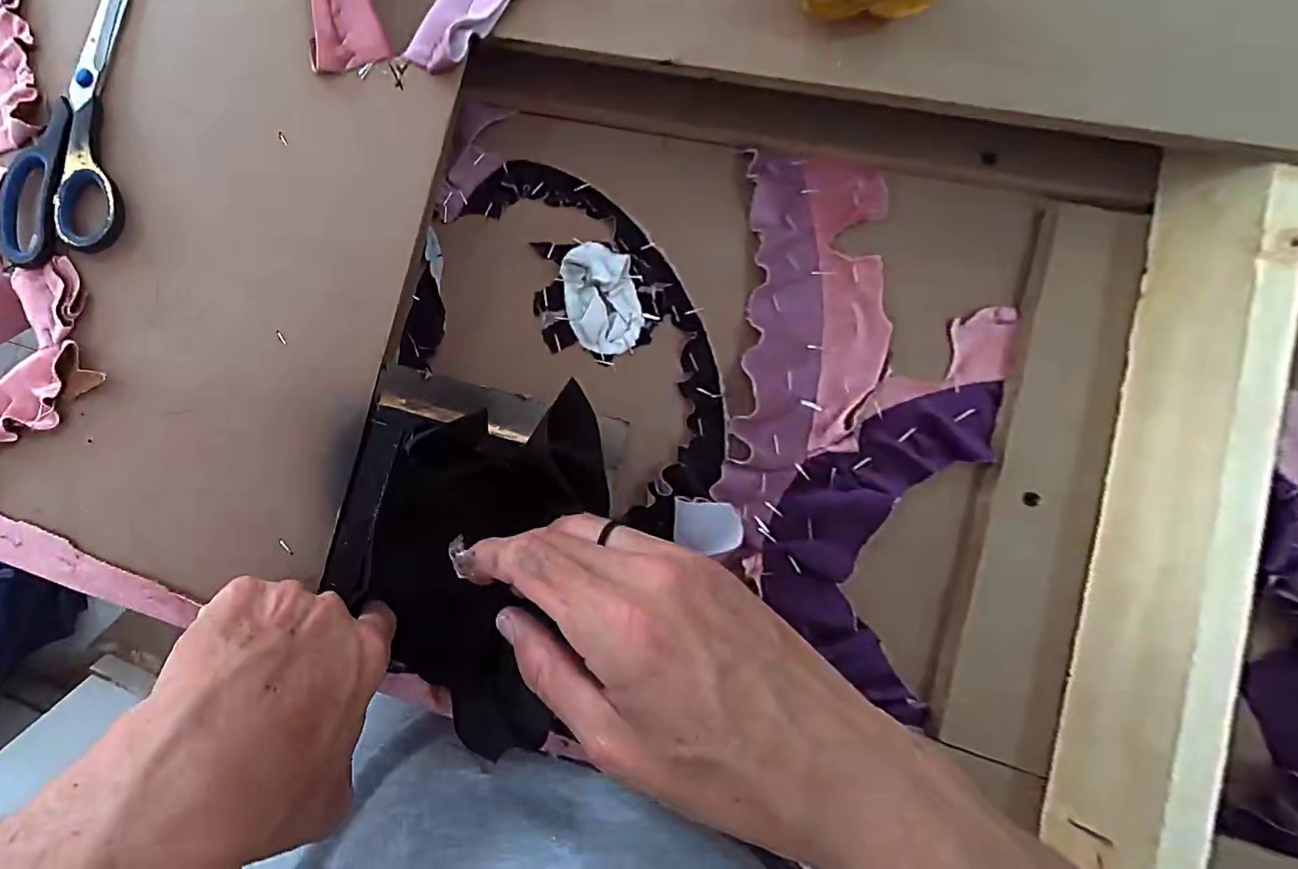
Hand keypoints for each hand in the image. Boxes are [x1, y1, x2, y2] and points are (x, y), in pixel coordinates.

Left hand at [0, 578, 393, 868]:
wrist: (183, 781)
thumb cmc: (263, 794)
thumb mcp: (332, 793)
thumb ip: (345, 738)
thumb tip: (330, 732)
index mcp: (364, 655)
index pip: (378, 624)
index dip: (358, 642)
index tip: (339, 658)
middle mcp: (330, 615)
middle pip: (325, 617)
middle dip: (308, 643)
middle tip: (278, 684)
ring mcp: (281, 598)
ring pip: (282, 607)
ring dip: (268, 632)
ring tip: (235, 676)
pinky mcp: (235, 594)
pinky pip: (243, 602)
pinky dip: (231, 624)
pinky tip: (214, 662)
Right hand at [458, 515, 1062, 868]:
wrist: (829, 759)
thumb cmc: (714, 771)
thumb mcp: (613, 745)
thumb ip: (548, 671)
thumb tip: (510, 619)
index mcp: (617, 623)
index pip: (534, 559)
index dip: (492, 553)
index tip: (467, 562)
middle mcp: (647, 573)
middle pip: (560, 532)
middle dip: (519, 546)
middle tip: (496, 574)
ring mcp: (683, 559)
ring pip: (595, 527)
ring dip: (558, 543)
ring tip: (541, 577)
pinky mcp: (708, 562)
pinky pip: (632, 538)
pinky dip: (598, 547)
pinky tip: (597, 579)